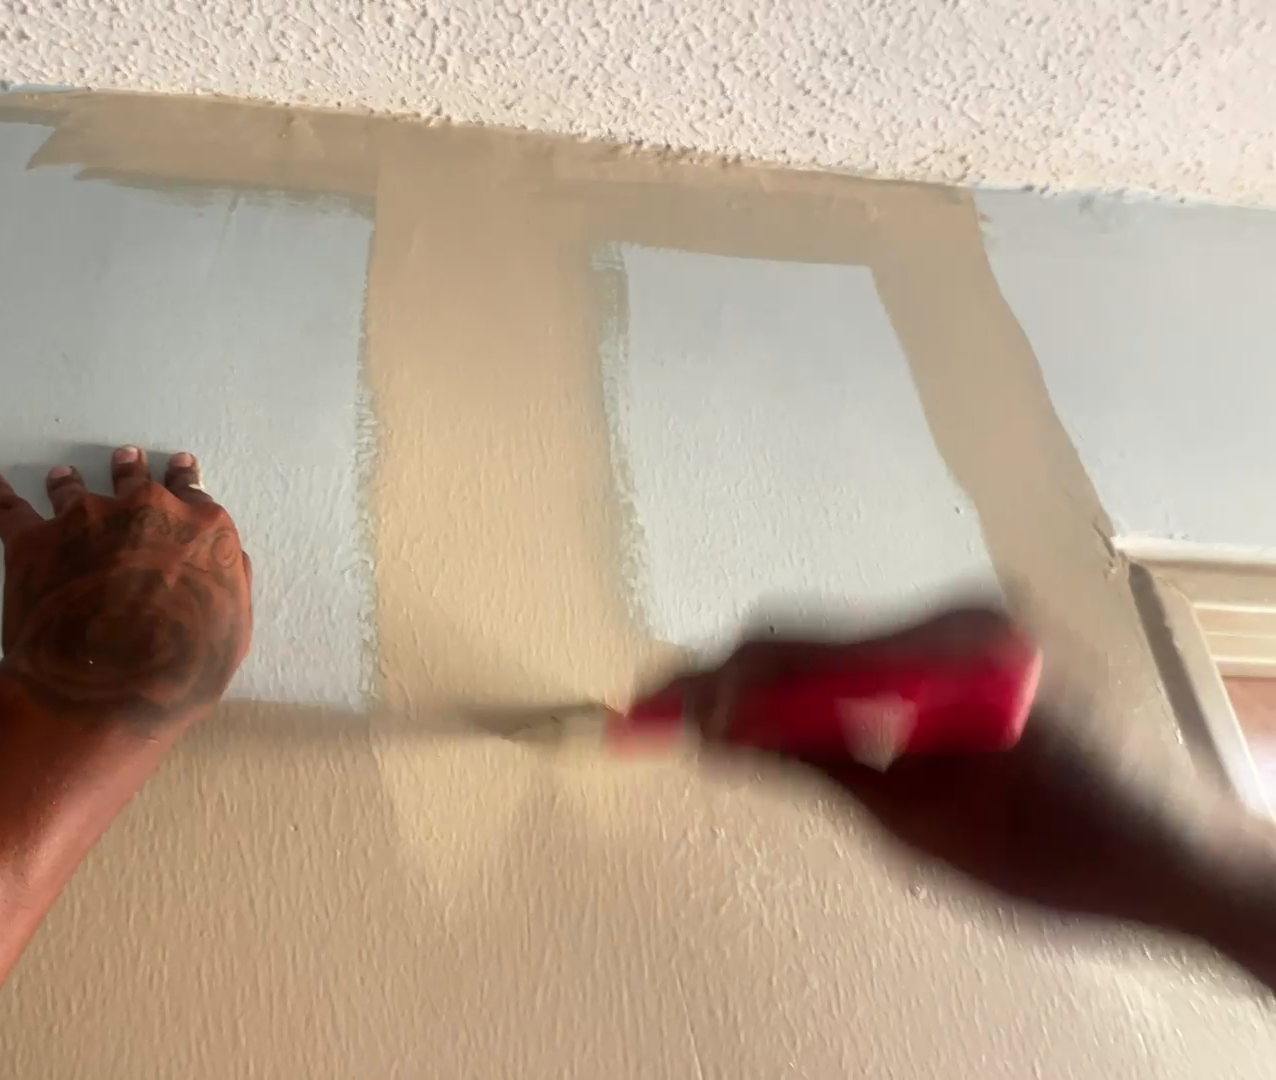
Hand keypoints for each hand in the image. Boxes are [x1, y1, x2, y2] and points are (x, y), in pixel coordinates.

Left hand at [0, 447, 251, 732]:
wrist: (107, 690)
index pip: (193, 493)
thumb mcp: (234, 632)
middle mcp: (147, 510)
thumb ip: (234, 585)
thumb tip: (232, 558)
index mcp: (202, 529)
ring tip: (63, 476)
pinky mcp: (34, 540)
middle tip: (126, 458)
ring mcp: (88, 519)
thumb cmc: (183, 671)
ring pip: (75, 488)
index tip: (180, 468)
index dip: (185, 482)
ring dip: (69, 482)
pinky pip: (6, 506)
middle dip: (131, 469)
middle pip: (136, 478)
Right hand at [706, 609, 1209, 927]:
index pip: (796, 654)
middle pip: (802, 640)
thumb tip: (707, 735)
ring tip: (706, 721)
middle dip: (725, 683)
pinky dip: (807, 689)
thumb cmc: (1066, 858)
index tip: (652, 711)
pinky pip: (856, 656)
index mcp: (955, 655)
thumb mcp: (914, 820)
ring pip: (821, 646)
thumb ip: (802, 762)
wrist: (1187, 863)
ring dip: (761, 687)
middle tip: (661, 714)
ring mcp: (961, 624)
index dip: (714, 686)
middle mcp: (957, 617)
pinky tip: (774, 716)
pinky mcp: (959, 641)